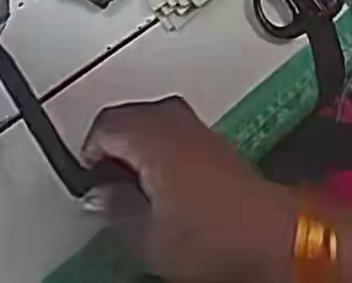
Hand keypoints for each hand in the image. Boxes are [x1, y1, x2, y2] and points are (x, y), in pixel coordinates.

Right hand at [81, 97, 297, 282]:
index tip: (86, 178)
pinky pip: (167, 128)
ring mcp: (192, 123)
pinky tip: (159, 183)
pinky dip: (154, 148)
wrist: (265, 232)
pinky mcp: (207, 134)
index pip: (104, 125)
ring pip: (146, 122)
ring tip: (131, 188)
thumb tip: (99, 196)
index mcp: (152, 131)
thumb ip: (113, 208)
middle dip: (109, 148)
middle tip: (103, 184)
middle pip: (124, 118)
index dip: (88, 153)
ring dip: (132, 147)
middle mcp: (172, 116)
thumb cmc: (213, 230)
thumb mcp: (146, 234)